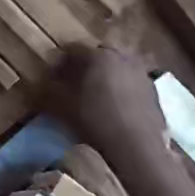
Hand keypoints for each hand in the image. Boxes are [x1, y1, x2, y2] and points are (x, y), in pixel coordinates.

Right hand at [45, 45, 166, 168]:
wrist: (138, 146)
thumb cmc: (97, 120)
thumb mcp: (65, 106)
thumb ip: (50, 89)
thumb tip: (41, 81)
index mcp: (99, 54)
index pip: (73, 48)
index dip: (60, 60)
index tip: (53, 74)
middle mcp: (122, 56)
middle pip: (98, 53)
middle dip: (85, 64)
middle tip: (75, 82)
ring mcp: (141, 71)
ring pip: (117, 66)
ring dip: (105, 74)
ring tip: (96, 94)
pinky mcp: (153, 89)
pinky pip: (131, 80)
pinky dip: (122, 86)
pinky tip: (116, 105)